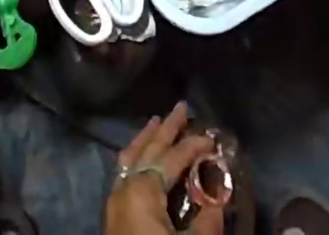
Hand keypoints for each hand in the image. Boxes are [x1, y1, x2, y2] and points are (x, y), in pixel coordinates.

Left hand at [103, 102, 223, 234]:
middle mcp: (124, 189)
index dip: (194, 146)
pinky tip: (141, 158)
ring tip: (157, 122)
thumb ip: (207, 222)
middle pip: (148, 149)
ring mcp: (114, 203)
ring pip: (130, 158)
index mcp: (143, 190)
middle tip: (181, 107)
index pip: (173, 157)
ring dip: (146, 139)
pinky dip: (135, 158)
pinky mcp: (112, 219)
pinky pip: (123, 173)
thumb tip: (216, 200)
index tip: (213, 139)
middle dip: (166, 128)